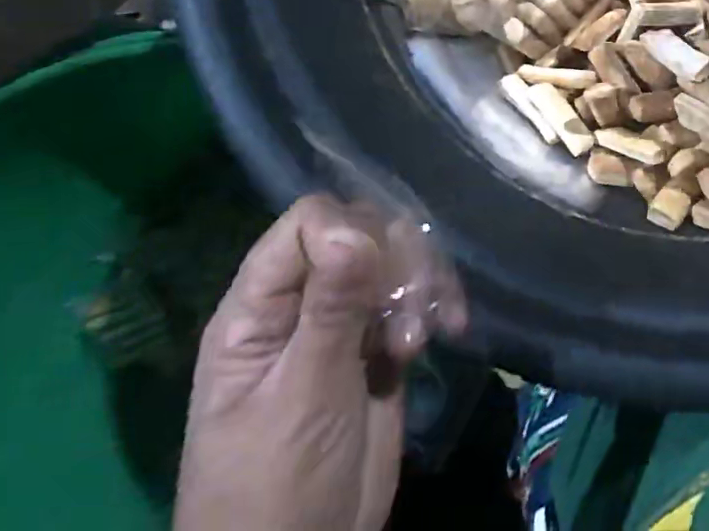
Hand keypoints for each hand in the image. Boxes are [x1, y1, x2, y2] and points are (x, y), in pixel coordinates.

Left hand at [175, 195, 466, 530]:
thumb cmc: (278, 483)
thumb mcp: (304, 394)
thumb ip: (331, 309)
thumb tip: (351, 228)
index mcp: (259, 310)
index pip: (305, 225)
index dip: (347, 232)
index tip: (375, 275)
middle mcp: (303, 304)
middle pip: (362, 234)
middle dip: (397, 263)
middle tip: (406, 316)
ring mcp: (346, 322)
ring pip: (397, 261)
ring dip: (422, 287)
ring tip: (420, 340)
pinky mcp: (382, 342)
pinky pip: (417, 297)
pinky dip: (438, 305)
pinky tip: (449, 331)